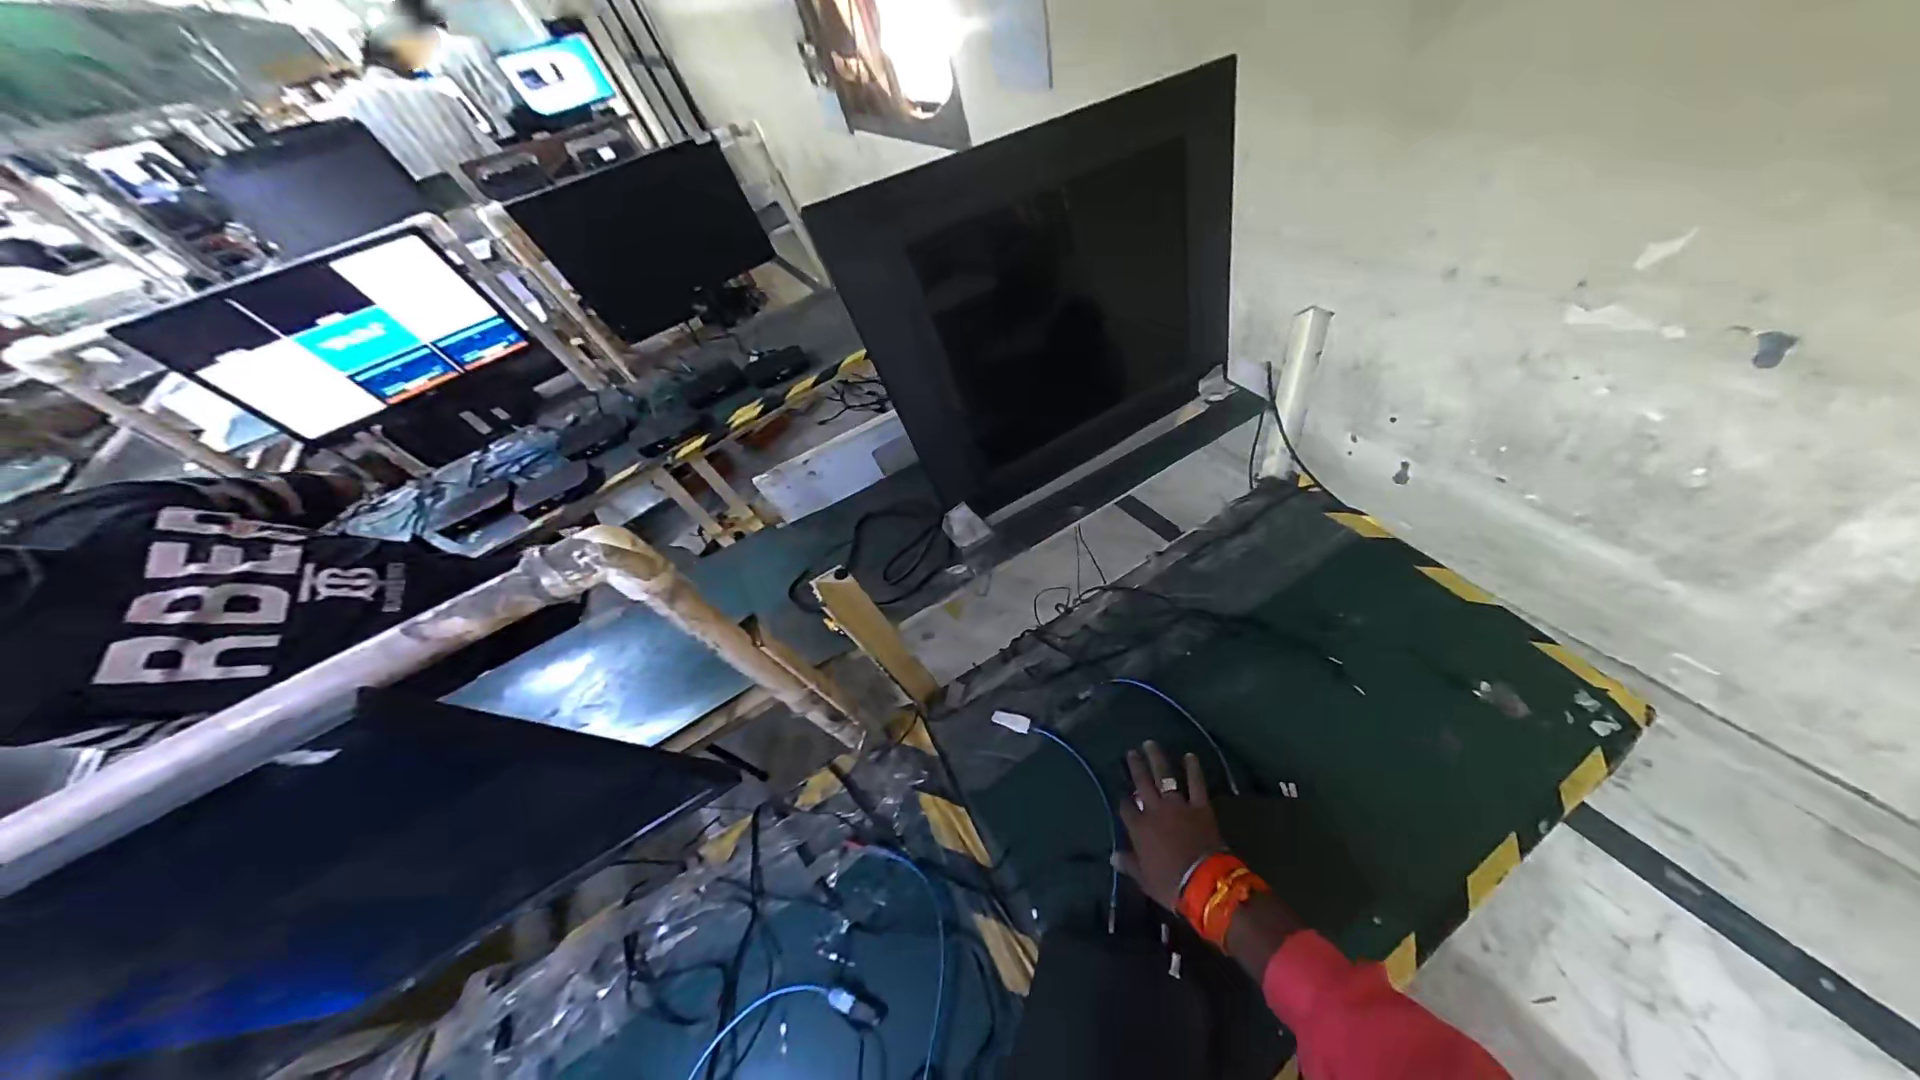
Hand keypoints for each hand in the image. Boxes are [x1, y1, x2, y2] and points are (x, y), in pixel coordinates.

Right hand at [1116, 740, 1227, 910]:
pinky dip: (1193, 769)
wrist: (1204, 883)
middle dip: (1135, 767)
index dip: (1124, 800)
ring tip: (1151, 744)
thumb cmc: (1170, 883)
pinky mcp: (1199, 807)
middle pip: (1142, 783)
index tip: (1122, 794)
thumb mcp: (1144, 878)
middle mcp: (1154, 810)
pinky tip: (1190, 756)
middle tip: (1131, 751)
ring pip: (1164, 776)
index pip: (1126, 808)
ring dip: (1157, 759)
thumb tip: (1112, 857)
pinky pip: (1196, 784)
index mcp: (1139, 828)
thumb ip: (1129, 864)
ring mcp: (1178, 805)